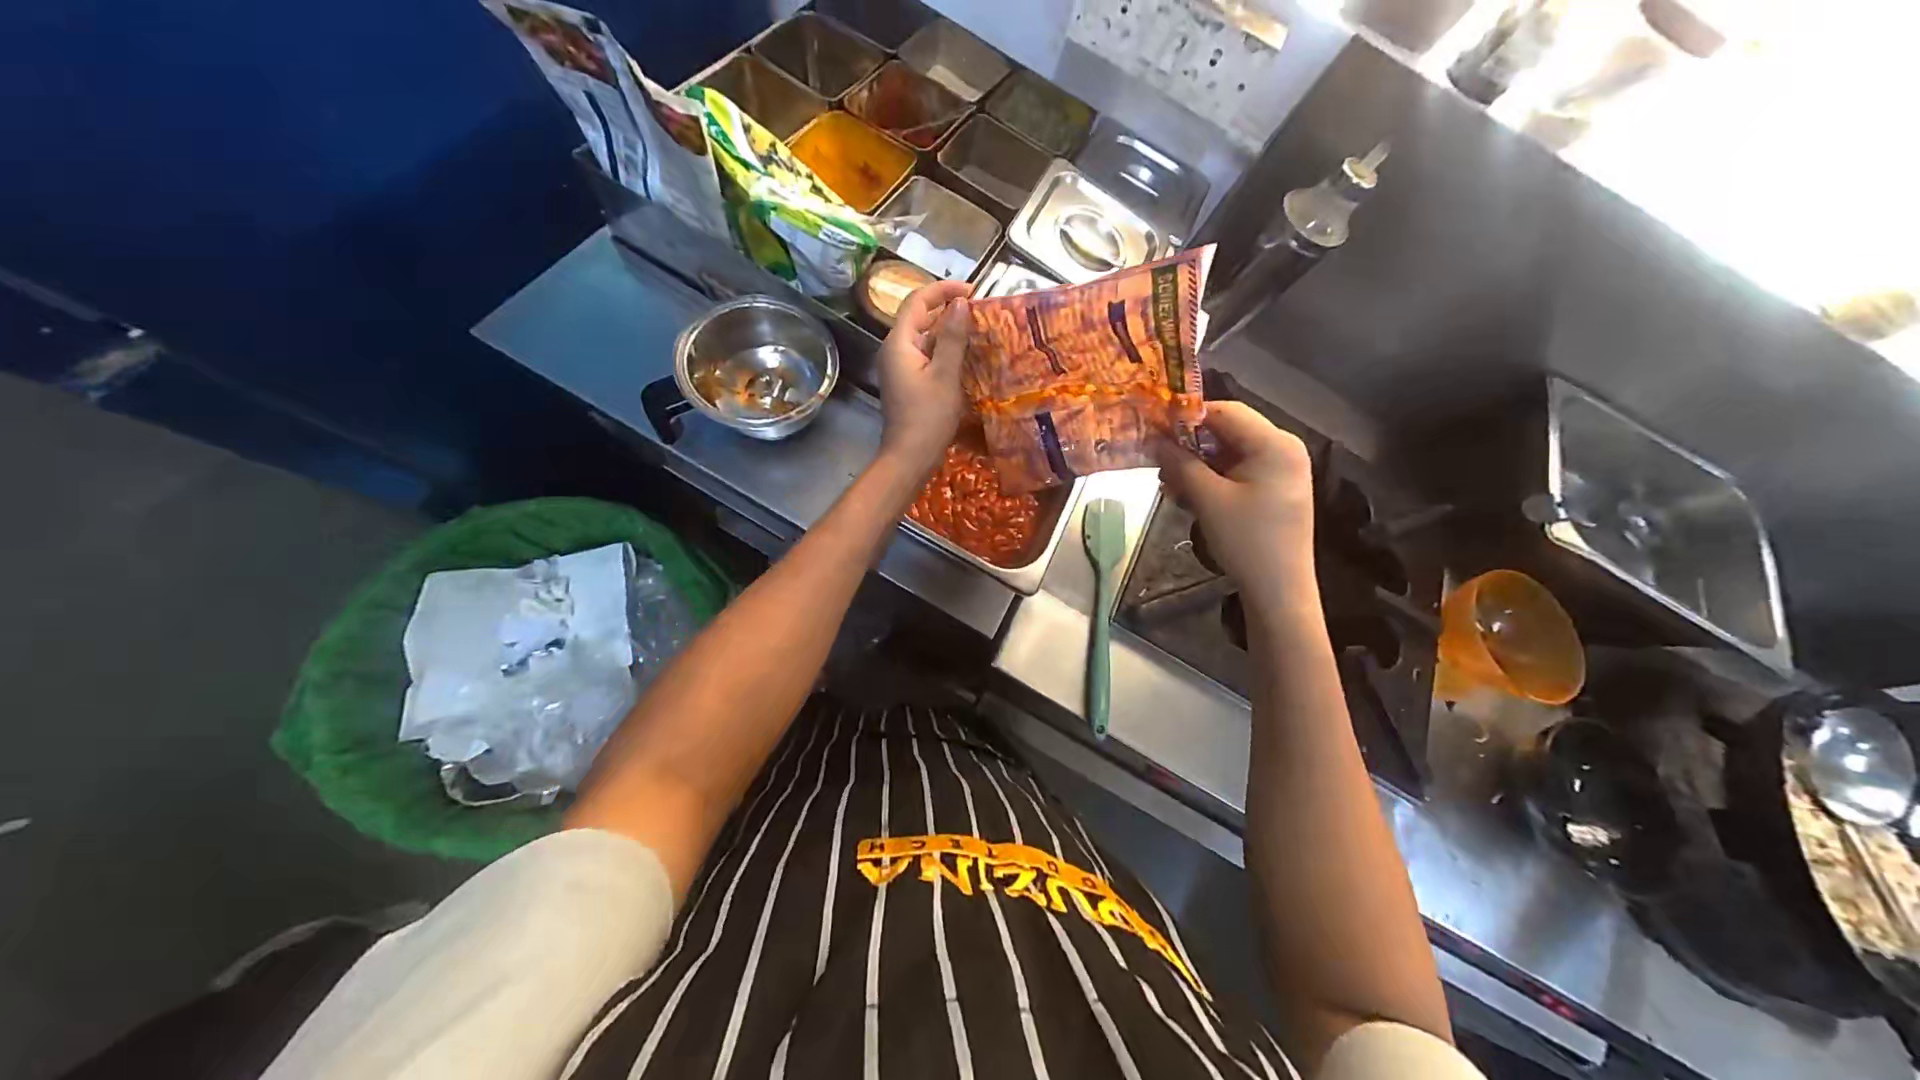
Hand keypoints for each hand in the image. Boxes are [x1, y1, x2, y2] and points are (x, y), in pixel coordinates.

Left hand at [876, 280, 971, 476]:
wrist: (909, 457)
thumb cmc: (927, 417)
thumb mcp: (945, 375)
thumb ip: (952, 337)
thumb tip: (960, 303)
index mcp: (899, 343)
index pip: (917, 301)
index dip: (943, 290)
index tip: (973, 290)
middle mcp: (895, 350)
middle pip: (919, 317)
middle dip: (947, 309)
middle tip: (979, 310)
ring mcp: (900, 368)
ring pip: (924, 338)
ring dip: (948, 330)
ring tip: (977, 329)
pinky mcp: (908, 383)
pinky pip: (926, 356)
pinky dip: (944, 349)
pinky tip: (966, 356)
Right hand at [1154, 402, 1316, 615]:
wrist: (1280, 591)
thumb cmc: (1247, 541)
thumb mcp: (1208, 499)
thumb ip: (1180, 463)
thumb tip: (1154, 440)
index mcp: (1275, 443)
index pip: (1225, 411)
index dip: (1186, 415)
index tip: (1153, 427)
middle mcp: (1284, 448)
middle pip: (1228, 430)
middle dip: (1189, 444)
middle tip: (1156, 460)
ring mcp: (1282, 469)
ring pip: (1229, 452)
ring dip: (1197, 464)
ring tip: (1169, 484)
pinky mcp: (1275, 488)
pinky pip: (1238, 470)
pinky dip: (1212, 478)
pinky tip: (1189, 495)